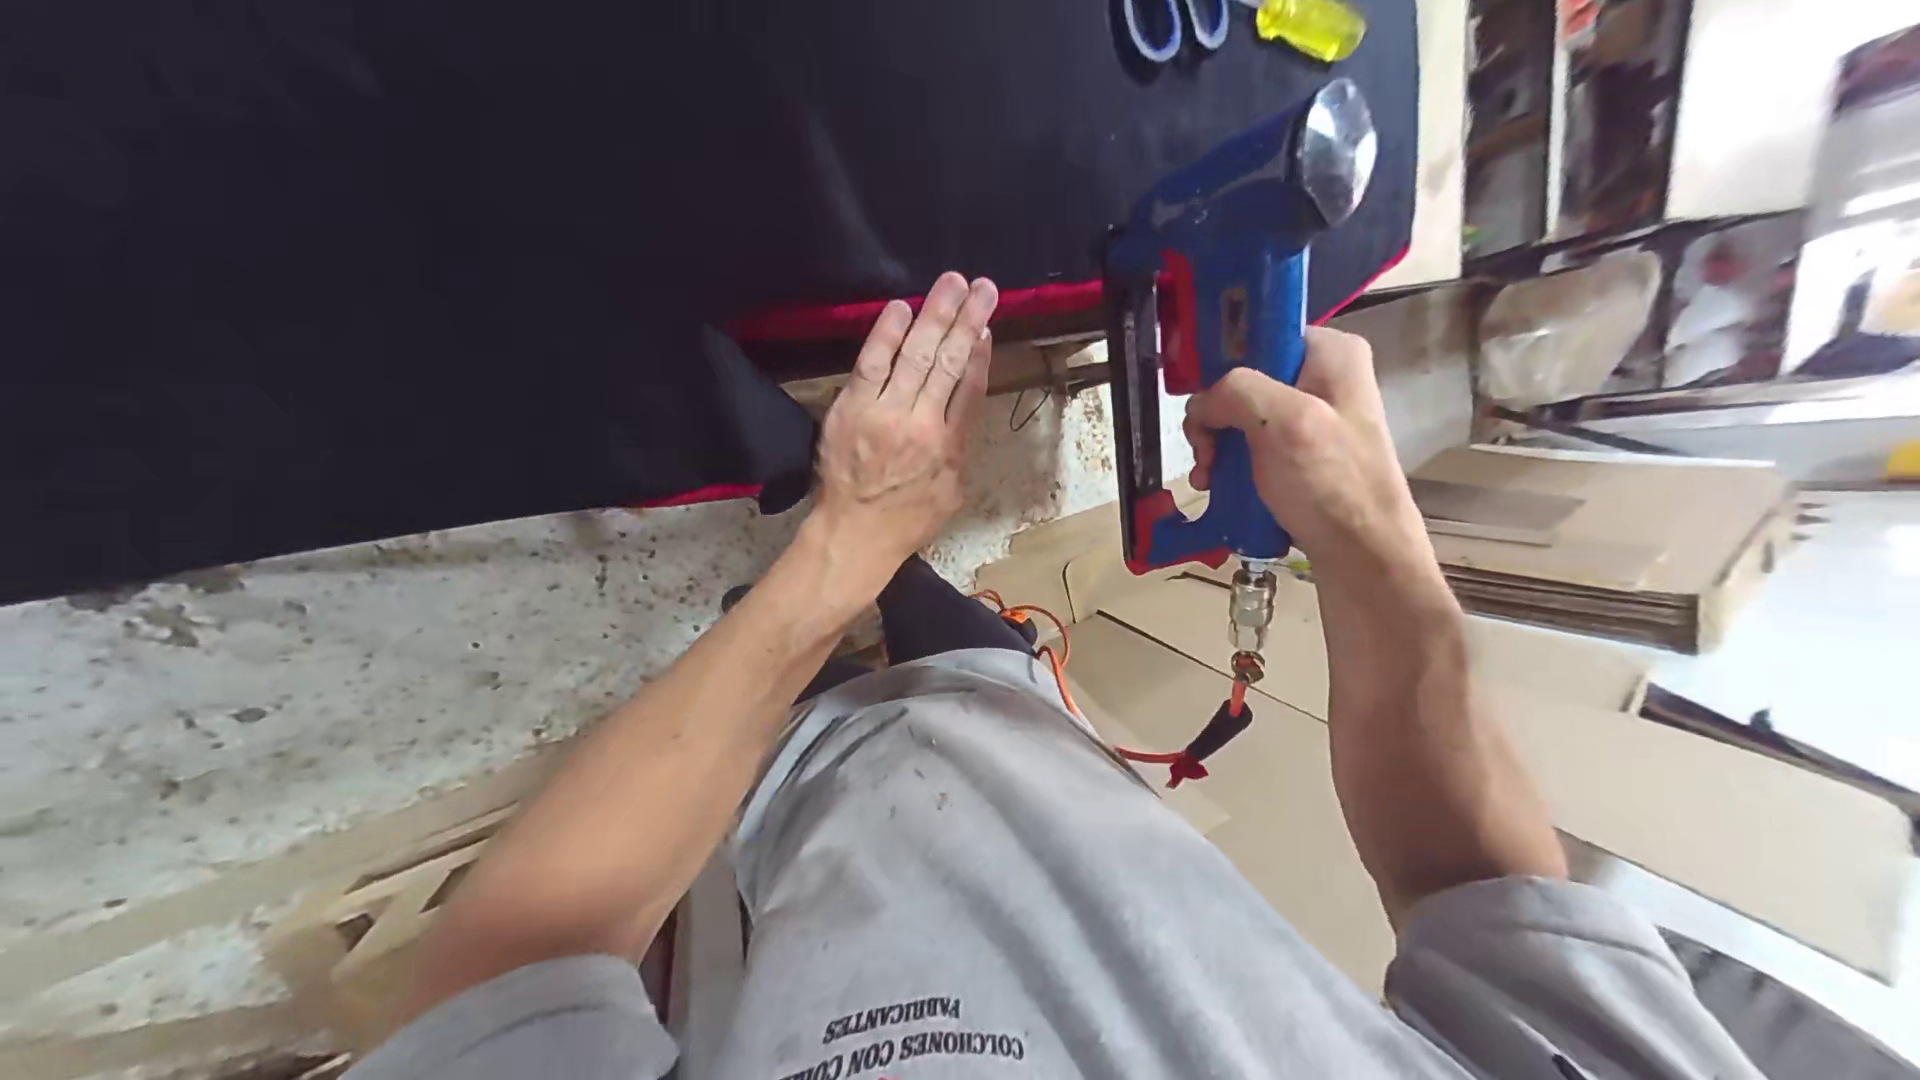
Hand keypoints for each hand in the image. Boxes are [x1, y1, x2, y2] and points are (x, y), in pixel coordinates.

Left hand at [811, 271, 997, 568]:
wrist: (854, 534)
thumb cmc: (907, 520)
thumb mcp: (952, 493)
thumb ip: (960, 450)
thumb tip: (963, 412)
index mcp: (950, 446)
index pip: (970, 388)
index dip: (981, 352)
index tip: (987, 325)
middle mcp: (922, 423)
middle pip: (949, 362)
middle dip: (967, 320)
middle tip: (981, 286)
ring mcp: (884, 413)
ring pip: (915, 355)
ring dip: (935, 315)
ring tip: (952, 284)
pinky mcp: (851, 409)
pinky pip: (871, 363)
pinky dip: (886, 334)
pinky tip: (901, 308)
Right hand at [1182, 327, 1434, 586]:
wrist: (1360, 552)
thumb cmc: (1331, 484)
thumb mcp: (1284, 424)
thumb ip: (1237, 391)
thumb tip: (1202, 404)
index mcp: (1329, 353)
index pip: (1256, 335)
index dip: (1221, 366)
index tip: (1204, 405)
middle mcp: (1319, 377)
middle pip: (1240, 378)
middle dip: (1213, 417)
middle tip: (1206, 453)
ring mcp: (1308, 416)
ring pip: (1236, 414)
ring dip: (1213, 445)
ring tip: (1208, 476)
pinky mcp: (1295, 450)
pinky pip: (1245, 443)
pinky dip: (1225, 462)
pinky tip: (1216, 484)